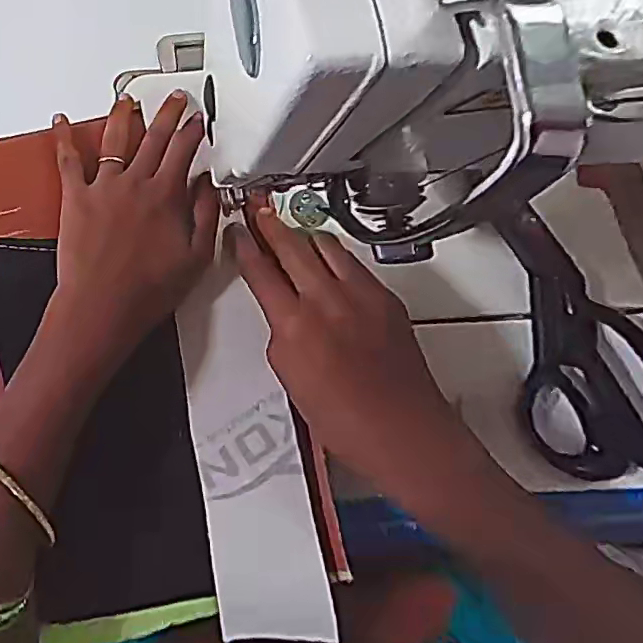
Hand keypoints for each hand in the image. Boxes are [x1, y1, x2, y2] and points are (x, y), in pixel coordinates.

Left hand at [48, 91, 218, 364]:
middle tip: (174, 100)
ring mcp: (103, 187)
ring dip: (123, 116)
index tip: (197, 120)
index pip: (183, 151)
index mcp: (166, 196)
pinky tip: (60, 122)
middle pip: (154, 137)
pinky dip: (63, 138)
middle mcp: (134, 184)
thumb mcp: (196, 257)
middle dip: (166, 113)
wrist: (103, 304)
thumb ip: (206, 215)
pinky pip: (68, 160)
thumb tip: (208, 185)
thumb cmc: (147, 289)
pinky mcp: (76, 197)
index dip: (192, 131)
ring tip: (127, 100)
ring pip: (115, 140)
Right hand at [227, 194, 481, 495]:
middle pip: (290, 244)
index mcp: (294, 323)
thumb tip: (279, 308)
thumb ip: (278, 330)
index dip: (244, 245)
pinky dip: (333, 252)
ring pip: (324, 244)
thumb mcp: (288, 373)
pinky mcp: (387, 300)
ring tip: (288, 224)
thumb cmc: (346, 419)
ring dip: (301, 233)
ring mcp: (362, 297)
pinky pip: (353, 262)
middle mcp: (328, 302)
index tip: (237, 233)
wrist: (405, 435)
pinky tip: (326, 255)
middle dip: (269, 223)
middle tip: (256, 207)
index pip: (259, 269)